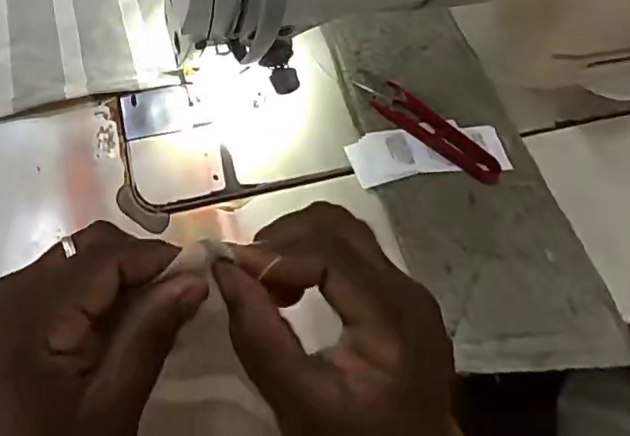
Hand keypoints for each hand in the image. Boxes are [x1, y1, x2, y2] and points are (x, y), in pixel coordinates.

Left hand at [0, 220, 208, 435]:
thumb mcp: (110, 408)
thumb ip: (149, 335)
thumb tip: (191, 279)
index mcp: (33, 306)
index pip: (103, 256)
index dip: (154, 256)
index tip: (199, 268)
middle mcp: (12, 287)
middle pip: (84, 249)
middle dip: (135, 260)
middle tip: (181, 289)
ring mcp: (2, 300)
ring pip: (70, 260)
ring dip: (113, 274)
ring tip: (155, 304)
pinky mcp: (1, 317)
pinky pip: (53, 283)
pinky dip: (88, 291)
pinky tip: (116, 320)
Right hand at [211, 203, 454, 435]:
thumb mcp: (298, 402)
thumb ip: (258, 336)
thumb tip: (222, 267)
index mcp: (394, 322)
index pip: (328, 254)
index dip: (274, 253)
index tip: (231, 267)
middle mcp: (408, 293)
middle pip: (334, 227)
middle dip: (281, 241)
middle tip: (249, 274)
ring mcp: (407, 289)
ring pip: (339, 227)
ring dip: (294, 240)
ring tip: (269, 279)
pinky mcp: (397, 291)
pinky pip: (347, 245)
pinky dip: (310, 249)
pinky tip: (293, 284)